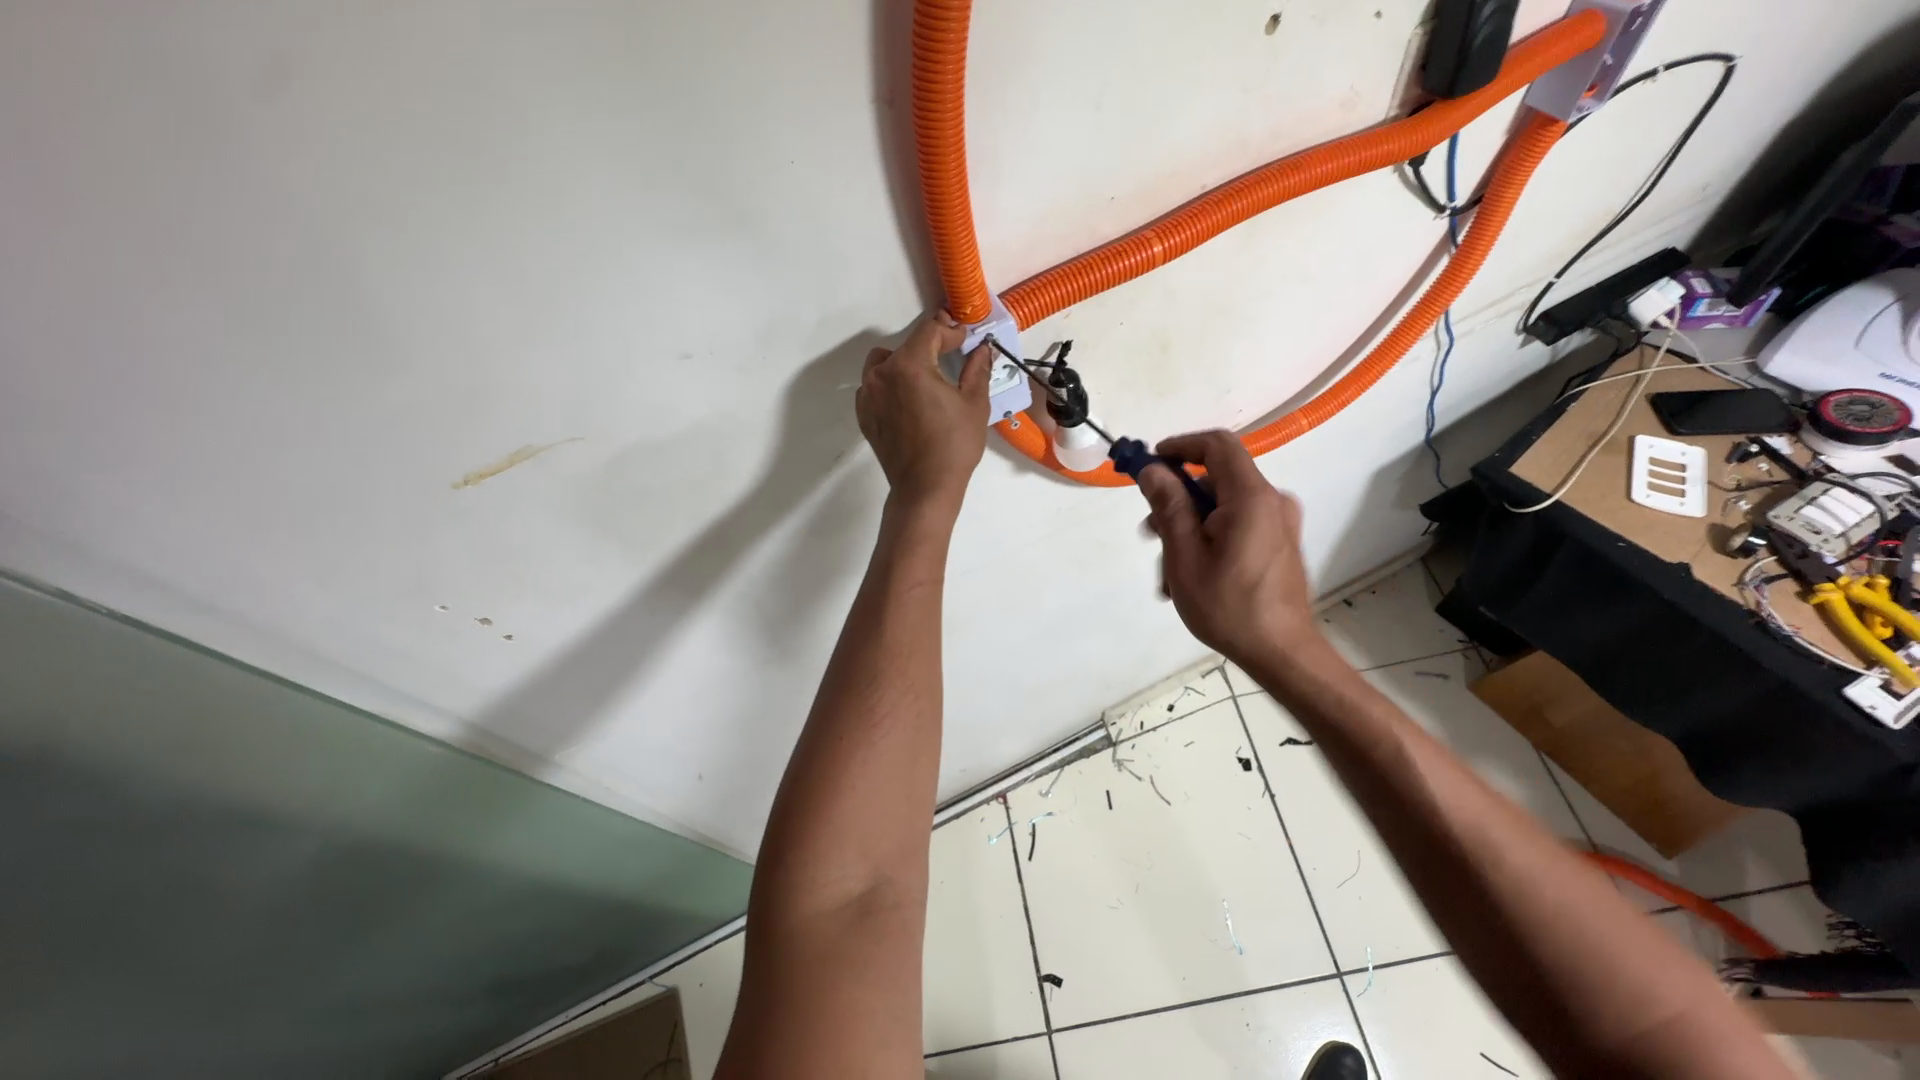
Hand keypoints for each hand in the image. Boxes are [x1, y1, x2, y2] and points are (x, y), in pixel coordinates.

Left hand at [856, 313, 991, 512]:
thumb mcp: (974, 403)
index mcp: (909, 365)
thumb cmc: (954, 445)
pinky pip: (874, 387)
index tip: (965, 338)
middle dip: (930, 347)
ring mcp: (868, 395)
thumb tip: (983, 349)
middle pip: (907, 345)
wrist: (924, 487)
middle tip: (951, 356)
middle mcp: (882, 374)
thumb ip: (977, 369)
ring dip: (905, 362)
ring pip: (884, 363)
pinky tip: (909, 400)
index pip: (929, 331)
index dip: (950, 330)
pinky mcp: (864, 414)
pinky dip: (891, 385)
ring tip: (925, 377)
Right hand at [1136, 431, 1320, 666]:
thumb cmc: (1229, 607)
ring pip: (1223, 507)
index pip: (1216, 445)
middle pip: (1216, 479)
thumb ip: (1169, 507)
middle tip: (1149, 533)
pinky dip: (1210, 539)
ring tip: (1168, 572)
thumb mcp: (1185, 557)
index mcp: (1251, 497)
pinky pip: (1238, 526)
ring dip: (1190, 528)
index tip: (1149, 465)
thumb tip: (1153, 470)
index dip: (1179, 446)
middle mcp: (1272, 501)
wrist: (1282, 653)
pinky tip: (1192, 577)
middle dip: (1177, 499)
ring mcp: (1280, 523)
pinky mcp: (1280, 544)